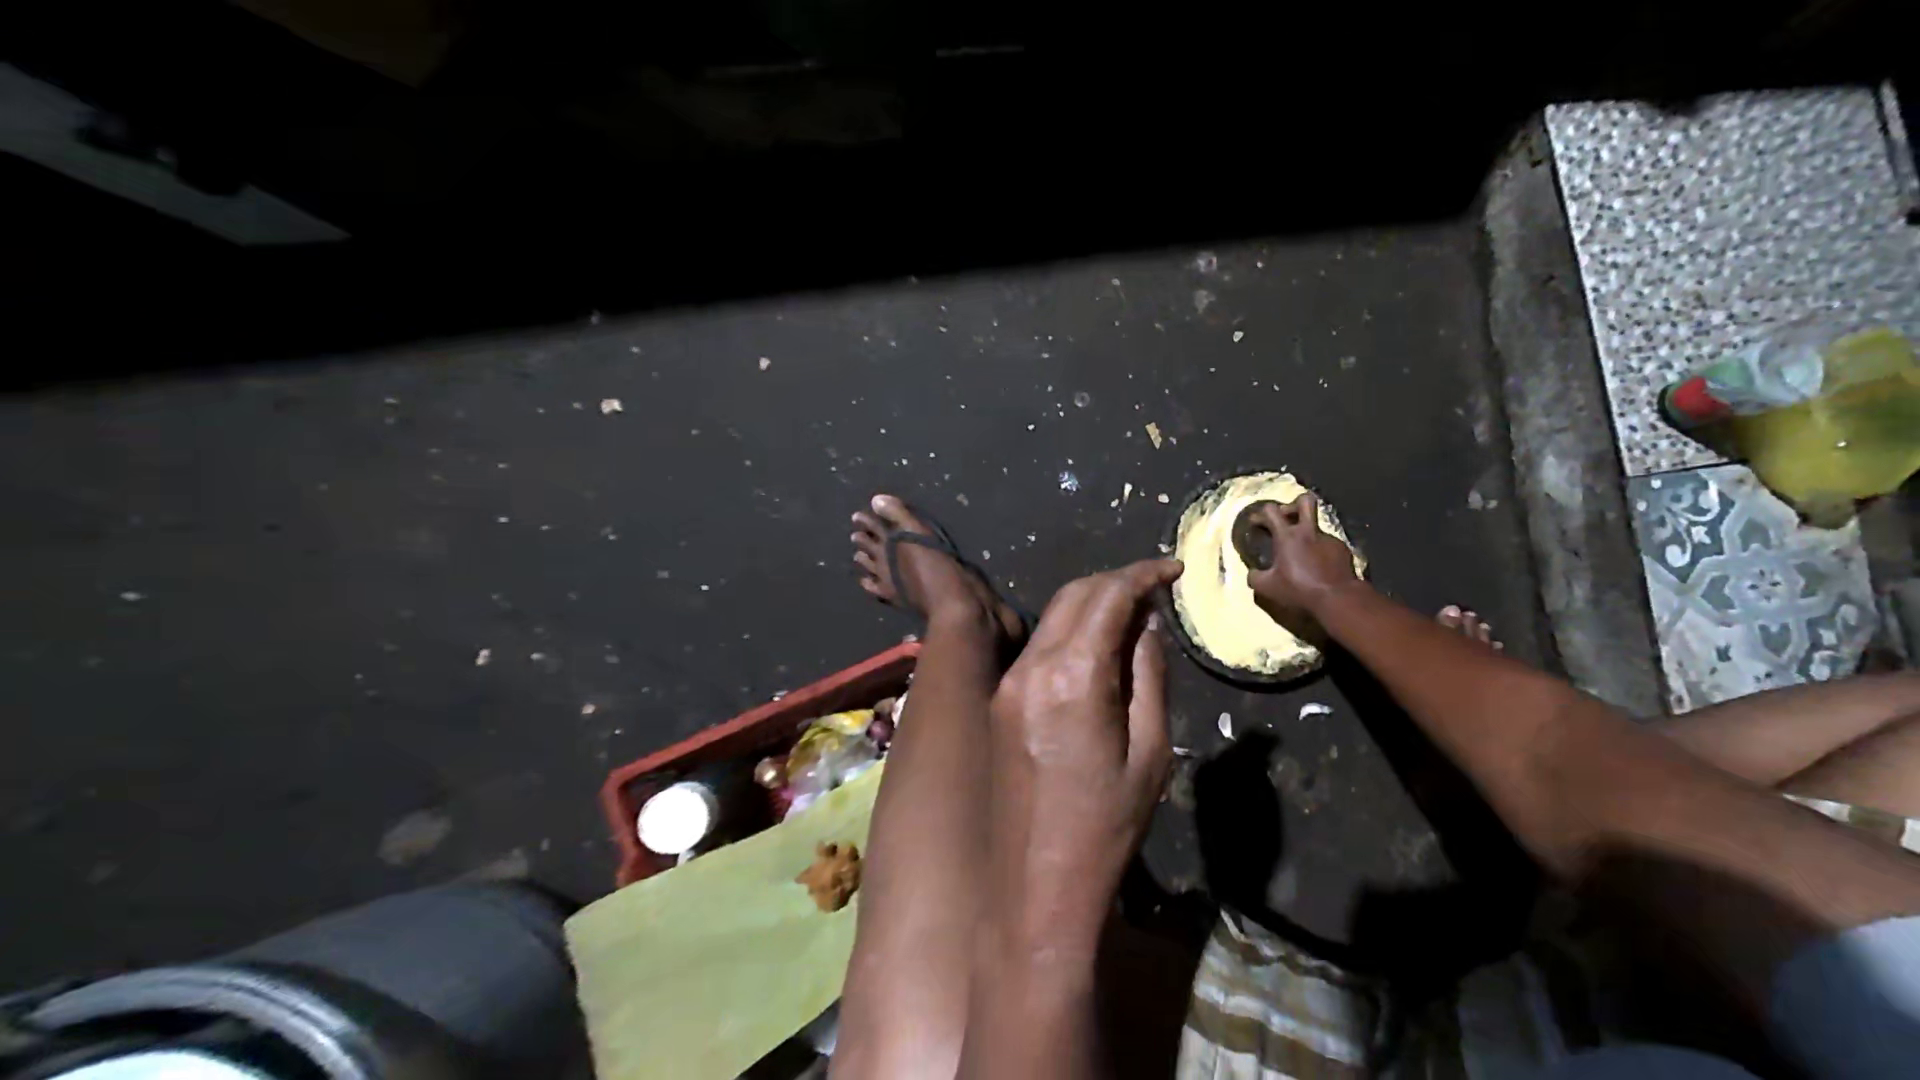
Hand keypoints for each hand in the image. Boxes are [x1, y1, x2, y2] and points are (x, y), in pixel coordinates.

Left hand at [985, 559, 1182, 946]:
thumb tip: (1146, 623)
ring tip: (1134, 617)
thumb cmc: (1107, 824)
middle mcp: (1029, 667)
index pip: (1107, 597)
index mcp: (1071, 676)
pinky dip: (1070, 633)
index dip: (1143, 574)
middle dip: (1116, 582)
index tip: (1174, 568)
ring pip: (1052, 618)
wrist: (1036, 879)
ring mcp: (1007, 683)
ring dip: (1092, 605)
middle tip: (1156, 590)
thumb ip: (1148, 675)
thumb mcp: (1149, 750)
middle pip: (1074, 595)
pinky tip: (1097, 650)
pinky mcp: (998, 700)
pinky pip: (1037, 647)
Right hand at [1245, 493, 1361, 626]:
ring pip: (1315, 528)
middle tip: (1287, 520)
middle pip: (1305, 501)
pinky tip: (1318, 568)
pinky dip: (1320, 552)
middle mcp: (1309, 532)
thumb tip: (1253, 573)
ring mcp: (1328, 539)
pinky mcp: (1343, 549)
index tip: (1257, 523)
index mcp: (1287, 536)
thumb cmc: (1298, 589)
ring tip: (1302, 556)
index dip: (1261, 513)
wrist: (1338, 598)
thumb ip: (1255, 576)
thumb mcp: (1267, 587)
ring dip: (1306, 537)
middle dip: (1294, 505)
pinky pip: (1327, 544)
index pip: (1271, 510)